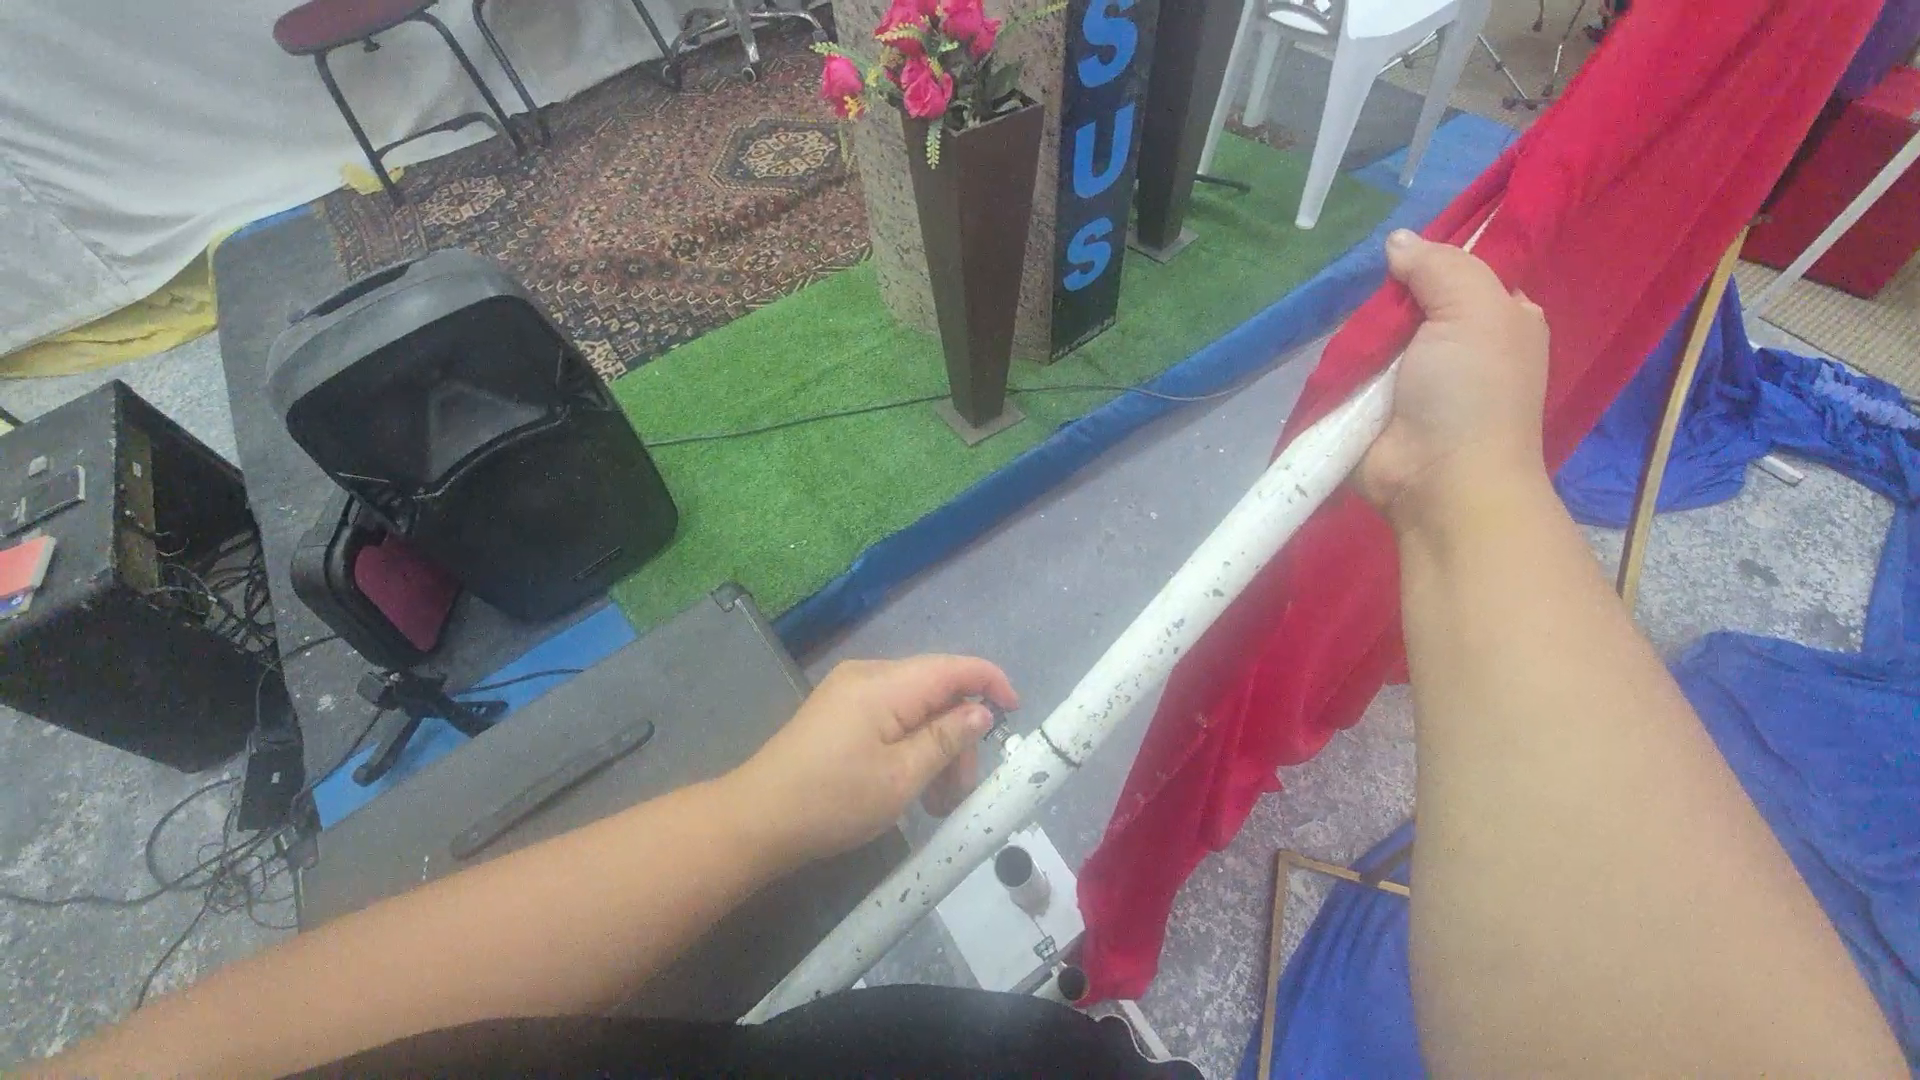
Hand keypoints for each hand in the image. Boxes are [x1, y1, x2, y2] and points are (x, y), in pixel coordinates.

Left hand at [725, 655, 1017, 866]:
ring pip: (915, 709)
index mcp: (884, 684)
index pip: (954, 667)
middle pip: (936, 692)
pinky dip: (910, 748)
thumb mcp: (900, 777)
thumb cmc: (831, 801)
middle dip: (958, 738)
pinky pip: (891, 718)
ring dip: (935, 750)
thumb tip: (980, 712)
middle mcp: (868, 675)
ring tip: (934, 803)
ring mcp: (850, 693)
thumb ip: (946, 739)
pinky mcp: (839, 713)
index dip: (990, 682)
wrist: (756, 820)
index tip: (1015, 713)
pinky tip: (909, 787)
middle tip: (957, 793)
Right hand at [1354, 230, 1551, 533]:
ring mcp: (1410, 382)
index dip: (1435, 259)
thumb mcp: (1474, 309)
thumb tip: (1398, 240)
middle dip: (1386, 297)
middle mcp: (1456, 347)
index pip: (1464, 273)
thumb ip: (1441, 266)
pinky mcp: (1370, 410)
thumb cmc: (1471, 391)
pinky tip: (1328, 357)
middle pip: (1411, 302)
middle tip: (1365, 292)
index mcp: (1498, 320)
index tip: (1402, 251)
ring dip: (1357, 333)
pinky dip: (1337, 365)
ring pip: (1375, 336)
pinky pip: (1348, 373)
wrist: (1437, 478)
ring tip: (1341, 325)